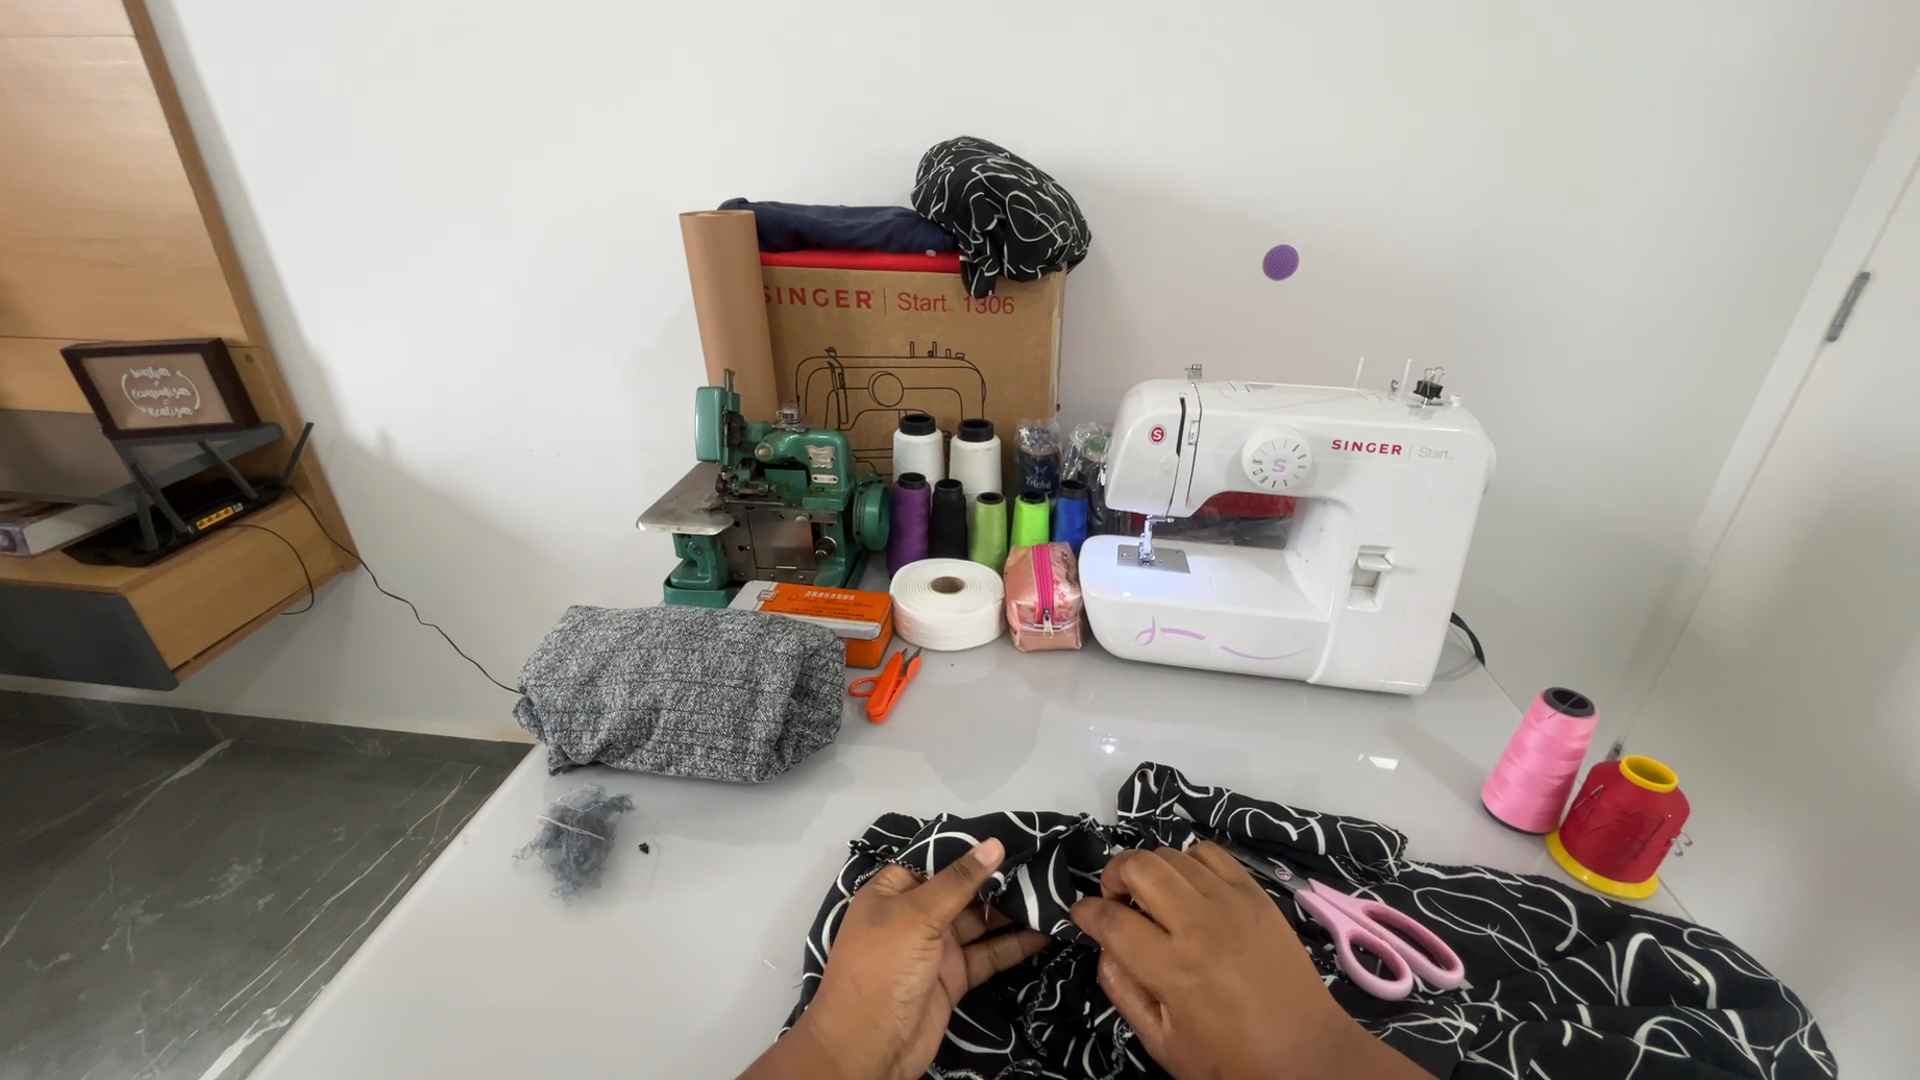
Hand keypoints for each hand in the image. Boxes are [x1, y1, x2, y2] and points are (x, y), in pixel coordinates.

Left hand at [743, 837, 1051, 1079]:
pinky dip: (1013, 945)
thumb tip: (994, 844)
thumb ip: (959, 881)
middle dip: (996, 878)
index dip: (969, 848)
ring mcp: (935, 947)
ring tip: (1050, 893)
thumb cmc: (882, 968)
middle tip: (1041, 863)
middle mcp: (915, 914)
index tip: (1010, 834)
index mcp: (894, 890)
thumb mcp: (917, 916)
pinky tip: (1043, 933)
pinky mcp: (953, 977)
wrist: (866, 1049)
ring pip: (978, 921)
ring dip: (1010, 911)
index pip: (936, 859)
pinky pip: (986, 954)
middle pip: (961, 889)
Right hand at [1069, 843, 1425, 1079]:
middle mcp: (1199, 926)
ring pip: (1170, 854)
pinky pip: (1209, 852)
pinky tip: (1188, 885)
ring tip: (1151, 893)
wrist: (1312, 1059)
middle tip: (1115, 898)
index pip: (1111, 921)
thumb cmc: (1233, 1063)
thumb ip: (1123, 991)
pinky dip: (1188, 860)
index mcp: (1174, 970)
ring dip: (1148, 868)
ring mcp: (1230, 903)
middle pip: (1138, 867)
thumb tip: (1104, 946)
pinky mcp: (1255, 893)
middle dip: (1112, 875)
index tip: (1081, 914)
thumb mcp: (1164, 1045)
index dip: (1085, 912)